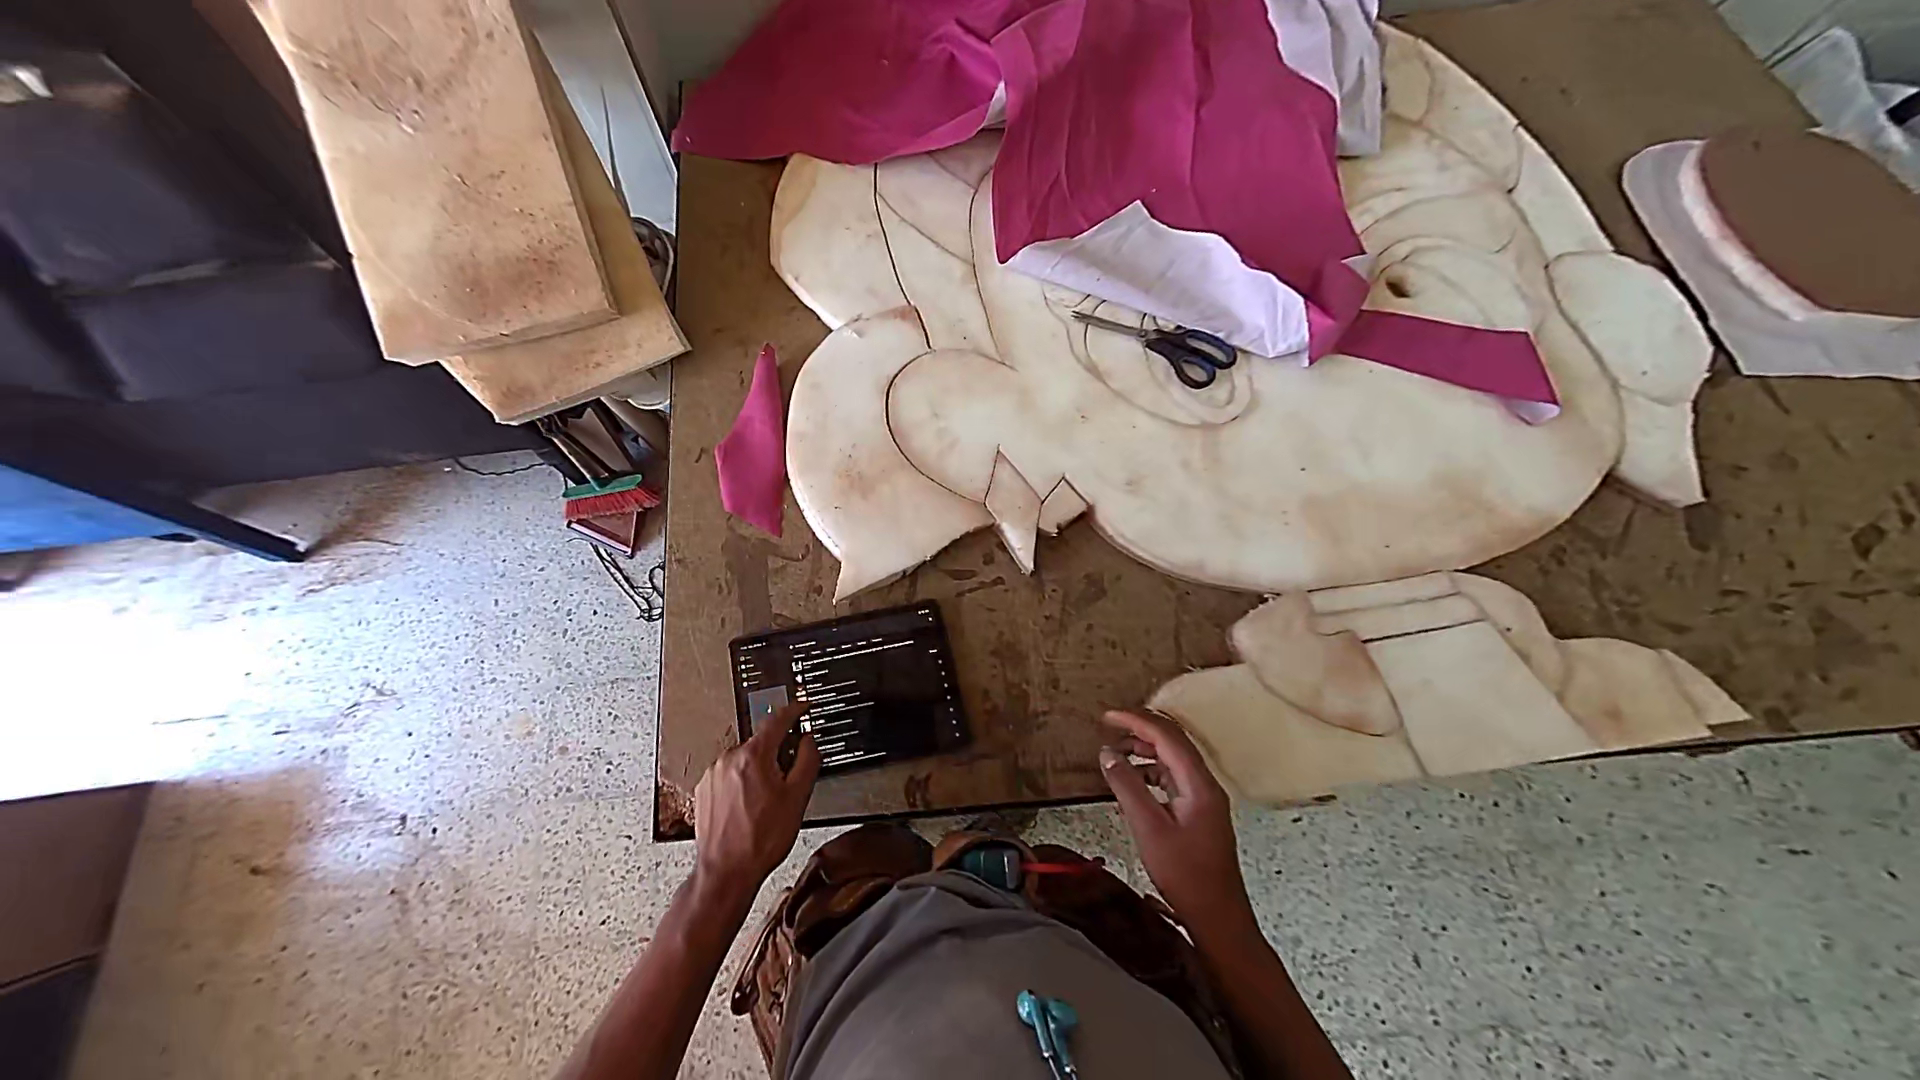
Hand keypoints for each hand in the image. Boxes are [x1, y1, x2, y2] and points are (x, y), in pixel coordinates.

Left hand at [693, 702, 820, 904]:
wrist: (726, 871)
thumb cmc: (760, 839)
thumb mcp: (798, 796)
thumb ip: (807, 759)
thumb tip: (808, 740)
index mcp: (754, 756)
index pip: (778, 719)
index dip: (794, 710)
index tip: (802, 706)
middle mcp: (729, 759)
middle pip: (761, 743)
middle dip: (777, 755)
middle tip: (788, 781)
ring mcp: (713, 774)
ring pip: (745, 760)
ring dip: (758, 772)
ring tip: (766, 804)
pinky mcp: (704, 790)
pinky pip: (730, 775)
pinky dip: (742, 784)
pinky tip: (749, 808)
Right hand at [1099, 709, 1254, 932]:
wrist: (1218, 917)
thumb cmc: (1185, 876)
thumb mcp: (1148, 828)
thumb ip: (1127, 786)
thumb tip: (1108, 754)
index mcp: (1199, 783)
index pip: (1166, 736)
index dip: (1135, 721)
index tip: (1108, 716)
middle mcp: (1205, 784)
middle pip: (1173, 741)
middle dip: (1140, 729)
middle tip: (1110, 726)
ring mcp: (1204, 798)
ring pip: (1173, 758)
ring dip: (1144, 750)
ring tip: (1116, 753)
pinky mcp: (1198, 812)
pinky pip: (1173, 777)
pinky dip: (1150, 771)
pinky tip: (1132, 781)